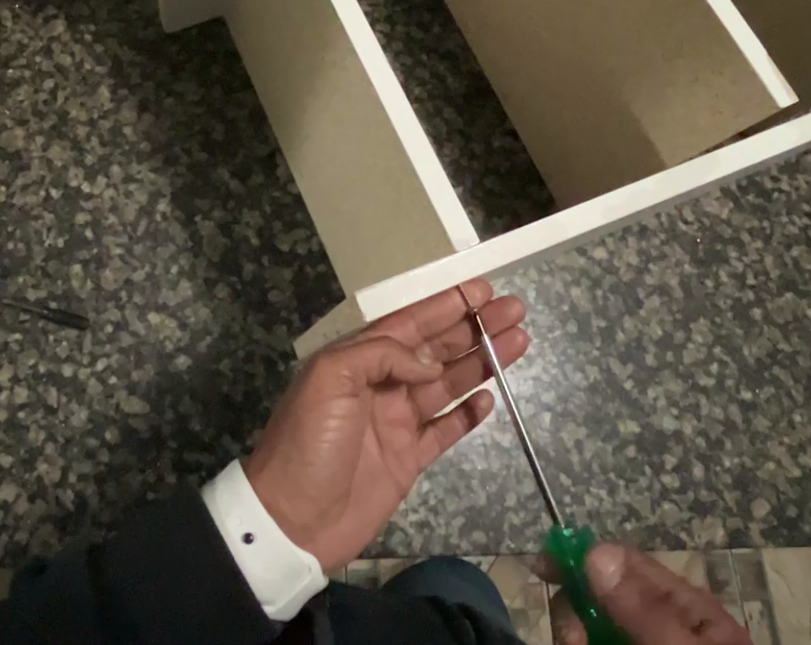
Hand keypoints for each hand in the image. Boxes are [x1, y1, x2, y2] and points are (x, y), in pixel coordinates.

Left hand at [243, 280, 529, 573]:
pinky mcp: (408, 459)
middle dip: (474, 328)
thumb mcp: (331, 377)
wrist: (292, 519)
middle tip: (514, 310)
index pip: (410, 323)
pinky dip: (468, 413)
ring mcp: (396, 422)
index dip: (446, 306)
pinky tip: (490, 398)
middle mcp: (381, 384)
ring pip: (448, 384)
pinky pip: (445, 429)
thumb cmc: (308, 440)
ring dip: (482, 362)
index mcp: (358, 358)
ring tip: (518, 341)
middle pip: (436, 349)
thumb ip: (381, 355)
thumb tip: (428, 362)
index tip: (481, 290)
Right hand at [550, 544, 750, 644]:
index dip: (584, 556)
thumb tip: (595, 553)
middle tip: (575, 642)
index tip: (544, 567)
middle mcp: (656, 626)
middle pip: (596, 593)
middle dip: (575, 611)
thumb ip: (645, 611)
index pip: (627, 563)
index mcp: (686, 611)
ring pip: (584, 627)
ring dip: (572, 637)